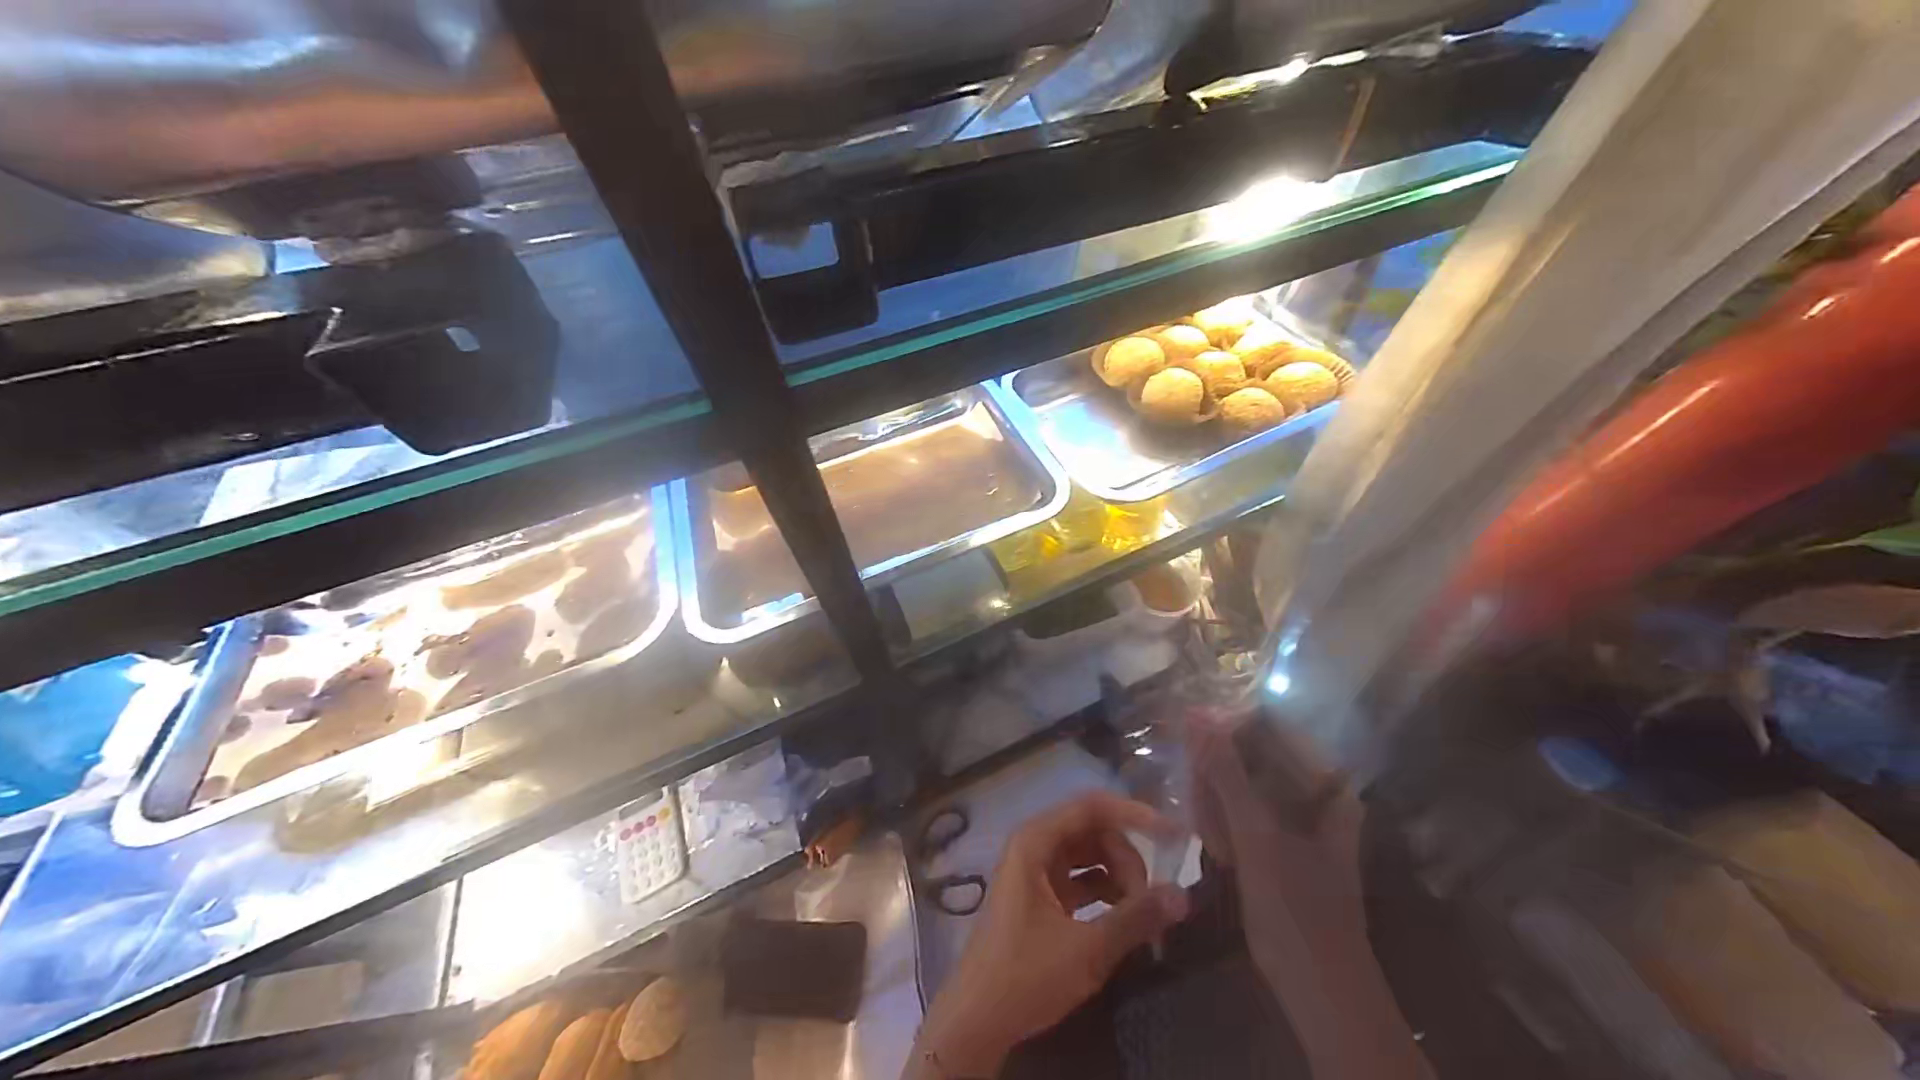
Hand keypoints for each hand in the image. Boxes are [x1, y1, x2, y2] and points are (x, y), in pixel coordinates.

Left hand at [911, 792, 1189, 1077]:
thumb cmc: (1025, 975)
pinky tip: (1126, 919)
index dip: (1134, 814)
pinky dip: (1105, 892)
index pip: (1091, 807)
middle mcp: (1032, 847)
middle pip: (1092, 831)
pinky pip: (1080, 879)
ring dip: (1119, 876)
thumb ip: (1136, 917)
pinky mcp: (1039, 897)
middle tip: (1151, 899)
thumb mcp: (1087, 949)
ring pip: (1088, 856)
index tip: (1173, 834)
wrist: (977, 1020)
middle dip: (1127, 857)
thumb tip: (1183, 895)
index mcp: (1034, 841)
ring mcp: (1034, 872)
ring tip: (1142, 913)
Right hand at [1186, 708, 1431, 1079]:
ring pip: (1242, 784)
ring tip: (1210, 834)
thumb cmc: (1294, 906)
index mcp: (1326, 783)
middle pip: (1254, 754)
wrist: (1319, 989)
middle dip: (1218, 772)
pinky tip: (1216, 848)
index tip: (1189, 740)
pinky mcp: (1281, 843)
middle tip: (1197, 800)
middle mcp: (1316, 793)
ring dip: (1217, 801)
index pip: (1270, 725)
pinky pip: (1243, 813)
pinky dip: (1224, 824)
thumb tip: (1198, 713)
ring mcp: (1298, 819)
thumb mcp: (1256, 832)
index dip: (1227, 727)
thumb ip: (1226, 770)